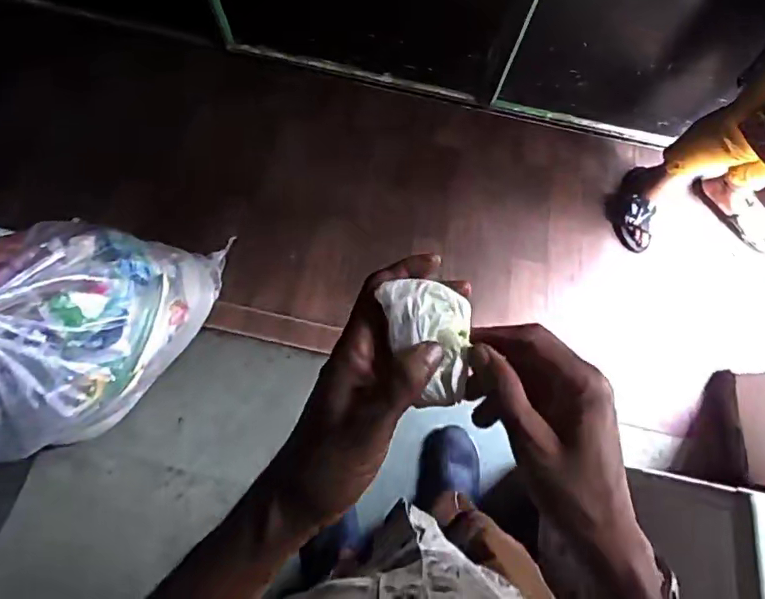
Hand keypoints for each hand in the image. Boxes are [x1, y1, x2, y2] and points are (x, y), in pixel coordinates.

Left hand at [260, 254, 464, 532]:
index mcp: (353, 350)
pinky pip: (407, 366)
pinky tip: (452, 366)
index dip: (402, 271)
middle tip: (463, 294)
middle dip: (427, 296)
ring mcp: (370, 376)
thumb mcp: (366, 425)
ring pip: (403, 337)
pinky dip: (429, 358)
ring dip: (431, 326)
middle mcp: (362, 355)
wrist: (299, 501)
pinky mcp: (378, 397)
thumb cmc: (326, 462)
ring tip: (465, 323)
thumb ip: (400, 385)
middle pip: (394, 310)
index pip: (375, 294)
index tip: (435, 262)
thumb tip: (435, 344)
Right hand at [469, 325, 664, 598]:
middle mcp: (585, 377)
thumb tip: (479, 350)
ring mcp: (581, 394)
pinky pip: (538, 392)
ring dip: (500, 381)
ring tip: (468, 401)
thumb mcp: (531, 443)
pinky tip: (487, 418)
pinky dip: (512, 399)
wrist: (605, 541)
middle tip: (461, 373)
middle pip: (533, 353)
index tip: (463, 340)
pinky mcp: (574, 411)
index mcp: (583, 380)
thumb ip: (506, 392)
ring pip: (532, 372)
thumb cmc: (571, 493)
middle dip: (495, 360)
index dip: (497, 336)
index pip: (535, 339)